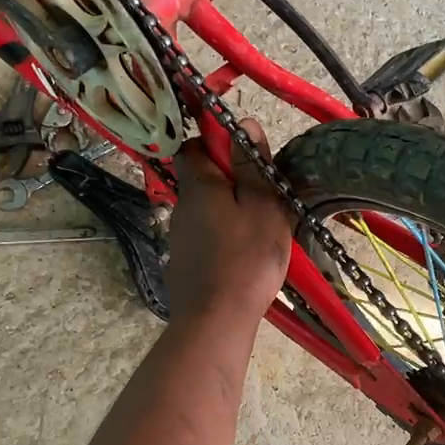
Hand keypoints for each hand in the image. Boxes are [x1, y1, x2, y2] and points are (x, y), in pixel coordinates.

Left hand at [164, 119, 293, 325]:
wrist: (216, 320)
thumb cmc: (246, 258)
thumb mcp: (263, 205)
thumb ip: (253, 166)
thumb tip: (244, 124)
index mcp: (198, 186)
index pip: (192, 146)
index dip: (215, 143)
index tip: (244, 156)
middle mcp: (181, 207)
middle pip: (200, 180)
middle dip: (229, 181)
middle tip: (264, 197)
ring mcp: (180, 238)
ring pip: (205, 211)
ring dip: (229, 212)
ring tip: (260, 230)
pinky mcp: (184, 264)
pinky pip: (206, 238)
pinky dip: (223, 238)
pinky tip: (245, 257)